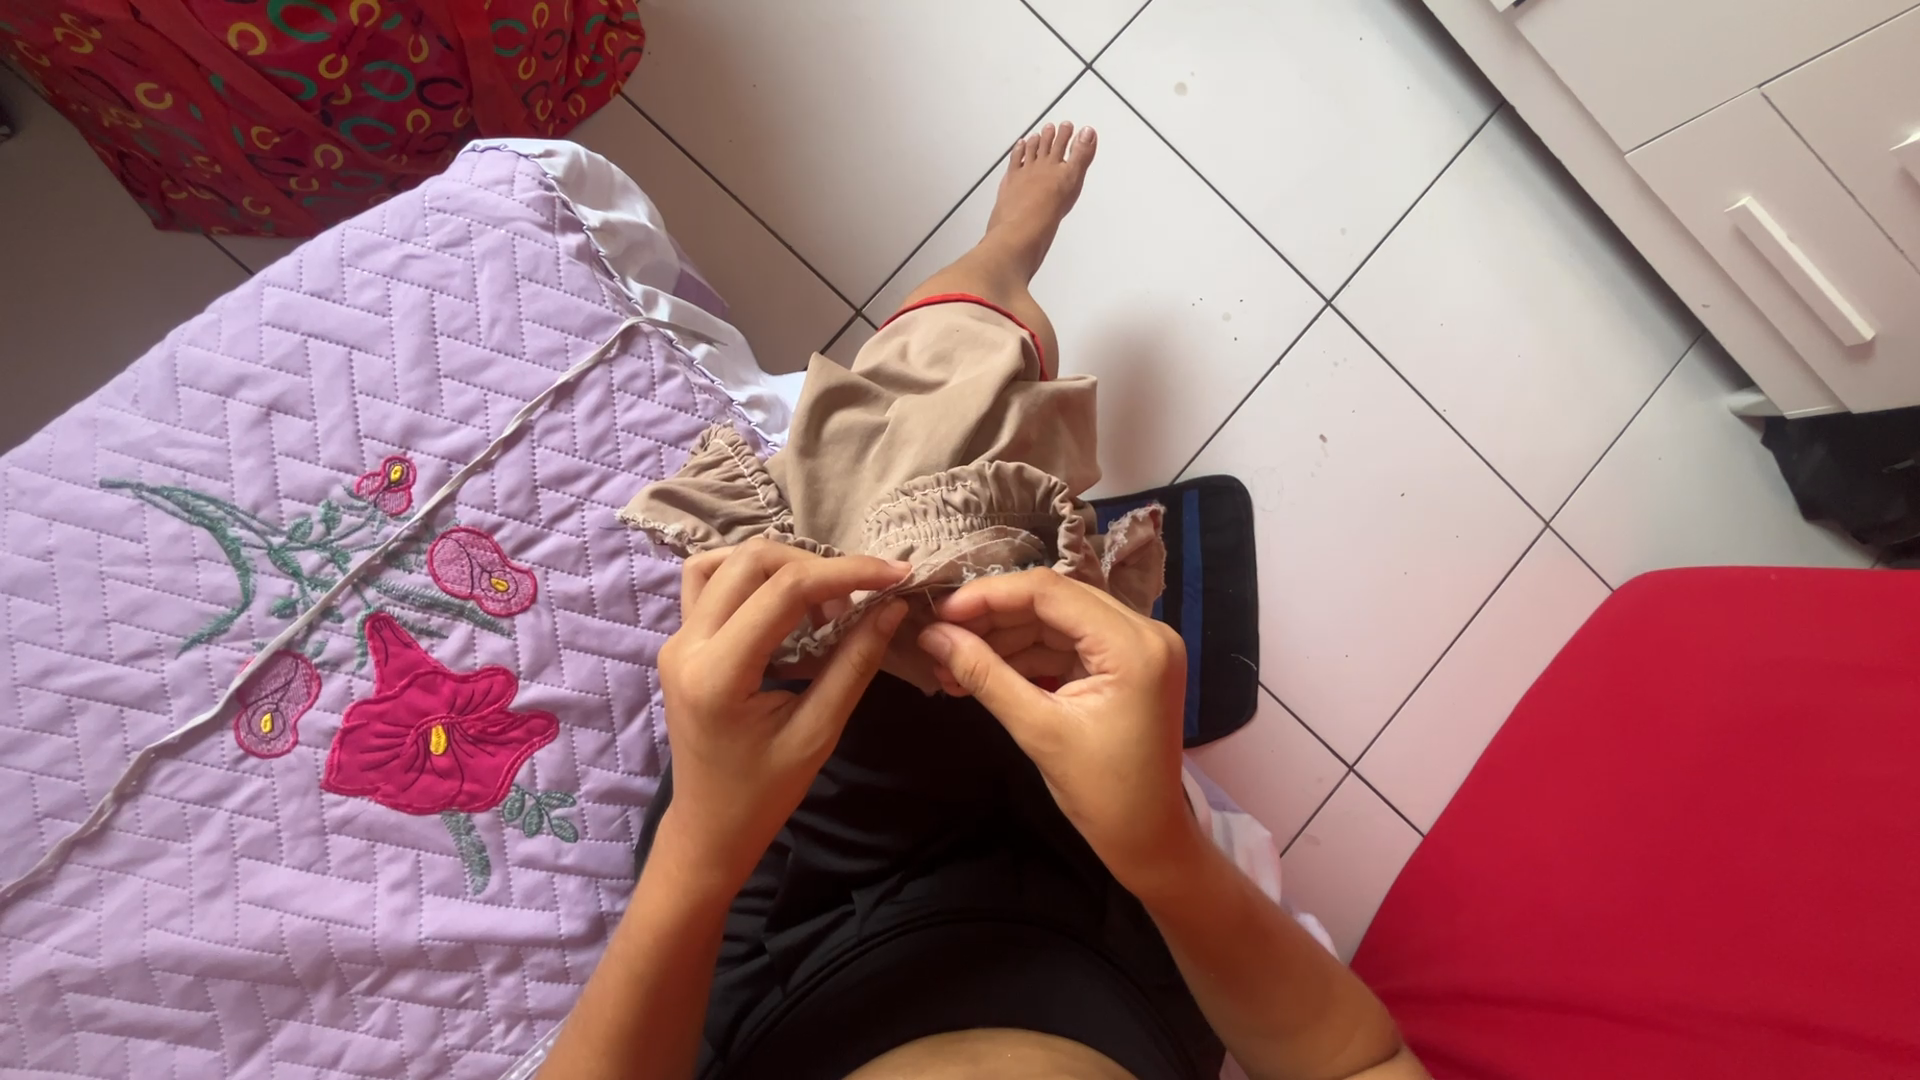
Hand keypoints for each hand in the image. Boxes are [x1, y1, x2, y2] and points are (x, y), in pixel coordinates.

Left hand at [657, 539, 908, 888]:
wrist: (710, 827)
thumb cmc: (765, 792)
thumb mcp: (819, 732)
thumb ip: (854, 663)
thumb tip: (891, 606)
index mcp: (718, 673)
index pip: (785, 591)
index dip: (846, 573)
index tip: (894, 575)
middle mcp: (686, 644)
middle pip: (753, 561)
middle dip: (818, 566)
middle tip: (858, 599)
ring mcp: (677, 638)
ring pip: (727, 561)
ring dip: (783, 565)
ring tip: (822, 600)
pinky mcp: (682, 639)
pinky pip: (708, 580)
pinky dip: (751, 575)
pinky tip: (782, 599)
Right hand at [917, 569, 1202, 893]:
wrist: (1148, 839)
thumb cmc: (1102, 794)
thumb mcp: (1037, 730)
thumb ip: (983, 674)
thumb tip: (931, 635)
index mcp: (1133, 644)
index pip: (1050, 592)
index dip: (988, 596)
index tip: (940, 612)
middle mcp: (1143, 630)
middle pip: (1052, 600)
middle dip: (992, 617)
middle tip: (940, 637)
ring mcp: (1136, 644)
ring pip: (1054, 620)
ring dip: (1003, 638)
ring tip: (951, 662)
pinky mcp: (1124, 661)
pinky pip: (1066, 642)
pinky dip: (1025, 654)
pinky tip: (982, 669)